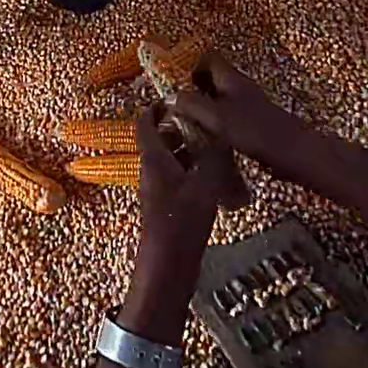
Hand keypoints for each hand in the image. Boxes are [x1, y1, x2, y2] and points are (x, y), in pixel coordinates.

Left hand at [120, 106, 229, 342]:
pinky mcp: (168, 206)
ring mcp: (158, 189)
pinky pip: (179, 178)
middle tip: (209, 122)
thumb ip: (213, 155)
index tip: (180, 98)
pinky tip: (218, 177)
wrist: (167, 269)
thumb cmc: (181, 222)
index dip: (158, 107)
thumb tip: (222, 131)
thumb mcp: (204, 184)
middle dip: (183, 128)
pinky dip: (194, 171)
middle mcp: (151, 170)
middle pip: (161, 139)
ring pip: (172, 159)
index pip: (145, 122)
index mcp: (153, 159)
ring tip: (219, 147)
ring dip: (191, 150)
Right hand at [169, 52, 308, 162]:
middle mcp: (240, 88)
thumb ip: (192, 105)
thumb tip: (169, 96)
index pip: (209, 58)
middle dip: (195, 87)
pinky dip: (216, 122)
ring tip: (188, 122)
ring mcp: (249, 106)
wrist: (294, 153)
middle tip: (177, 103)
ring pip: (221, 98)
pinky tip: (208, 138)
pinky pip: (228, 116)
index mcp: (232, 79)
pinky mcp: (254, 124)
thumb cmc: (255, 130)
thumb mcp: (217, 117)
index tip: (176, 81)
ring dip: (205, 106)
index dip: (191, 65)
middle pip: (214, 78)